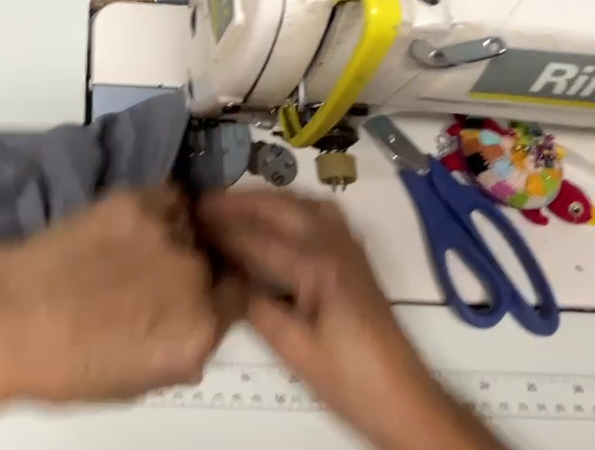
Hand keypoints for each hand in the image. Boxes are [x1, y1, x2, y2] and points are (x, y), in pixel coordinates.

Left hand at [0, 187, 243, 402]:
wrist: (13, 317)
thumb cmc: (68, 364)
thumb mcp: (141, 380)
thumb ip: (183, 349)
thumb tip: (193, 328)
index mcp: (199, 331)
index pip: (237, 298)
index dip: (218, 295)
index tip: (202, 293)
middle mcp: (192, 278)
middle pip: (211, 262)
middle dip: (192, 268)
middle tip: (158, 273)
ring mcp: (165, 234)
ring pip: (190, 226)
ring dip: (174, 235)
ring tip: (137, 246)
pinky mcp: (137, 200)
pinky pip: (167, 196)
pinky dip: (157, 207)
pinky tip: (131, 222)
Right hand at [196, 190, 438, 444]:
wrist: (404, 395)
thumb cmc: (347, 378)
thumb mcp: (293, 349)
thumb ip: (254, 305)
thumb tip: (222, 274)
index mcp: (316, 266)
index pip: (256, 239)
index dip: (221, 229)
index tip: (190, 220)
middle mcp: (332, 242)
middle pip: (277, 207)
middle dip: (236, 203)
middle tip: (200, 203)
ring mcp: (345, 243)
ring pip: (297, 202)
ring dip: (262, 200)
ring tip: (229, 206)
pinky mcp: (351, 251)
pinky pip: (315, 211)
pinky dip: (287, 205)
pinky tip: (272, 216)